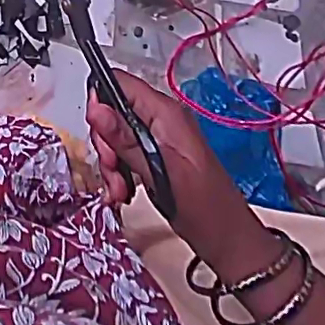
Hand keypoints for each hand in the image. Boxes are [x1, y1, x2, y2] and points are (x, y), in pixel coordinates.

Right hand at [86, 69, 277, 277]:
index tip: (99, 134)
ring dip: (109, 161)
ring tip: (119, 188)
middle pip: (112, 110)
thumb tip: (96, 109)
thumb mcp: (159, 172)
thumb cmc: (203, 208)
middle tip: (112, 167)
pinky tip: (122, 191)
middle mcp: (159, 118)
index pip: (119, 82)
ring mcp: (157, 136)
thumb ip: (125, 139)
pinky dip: (117, 170)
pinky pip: (123, 151)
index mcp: (165, 113)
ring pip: (114, 134)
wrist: (228, 242)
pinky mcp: (154, 153)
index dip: (99, 101)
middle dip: (104, 141)